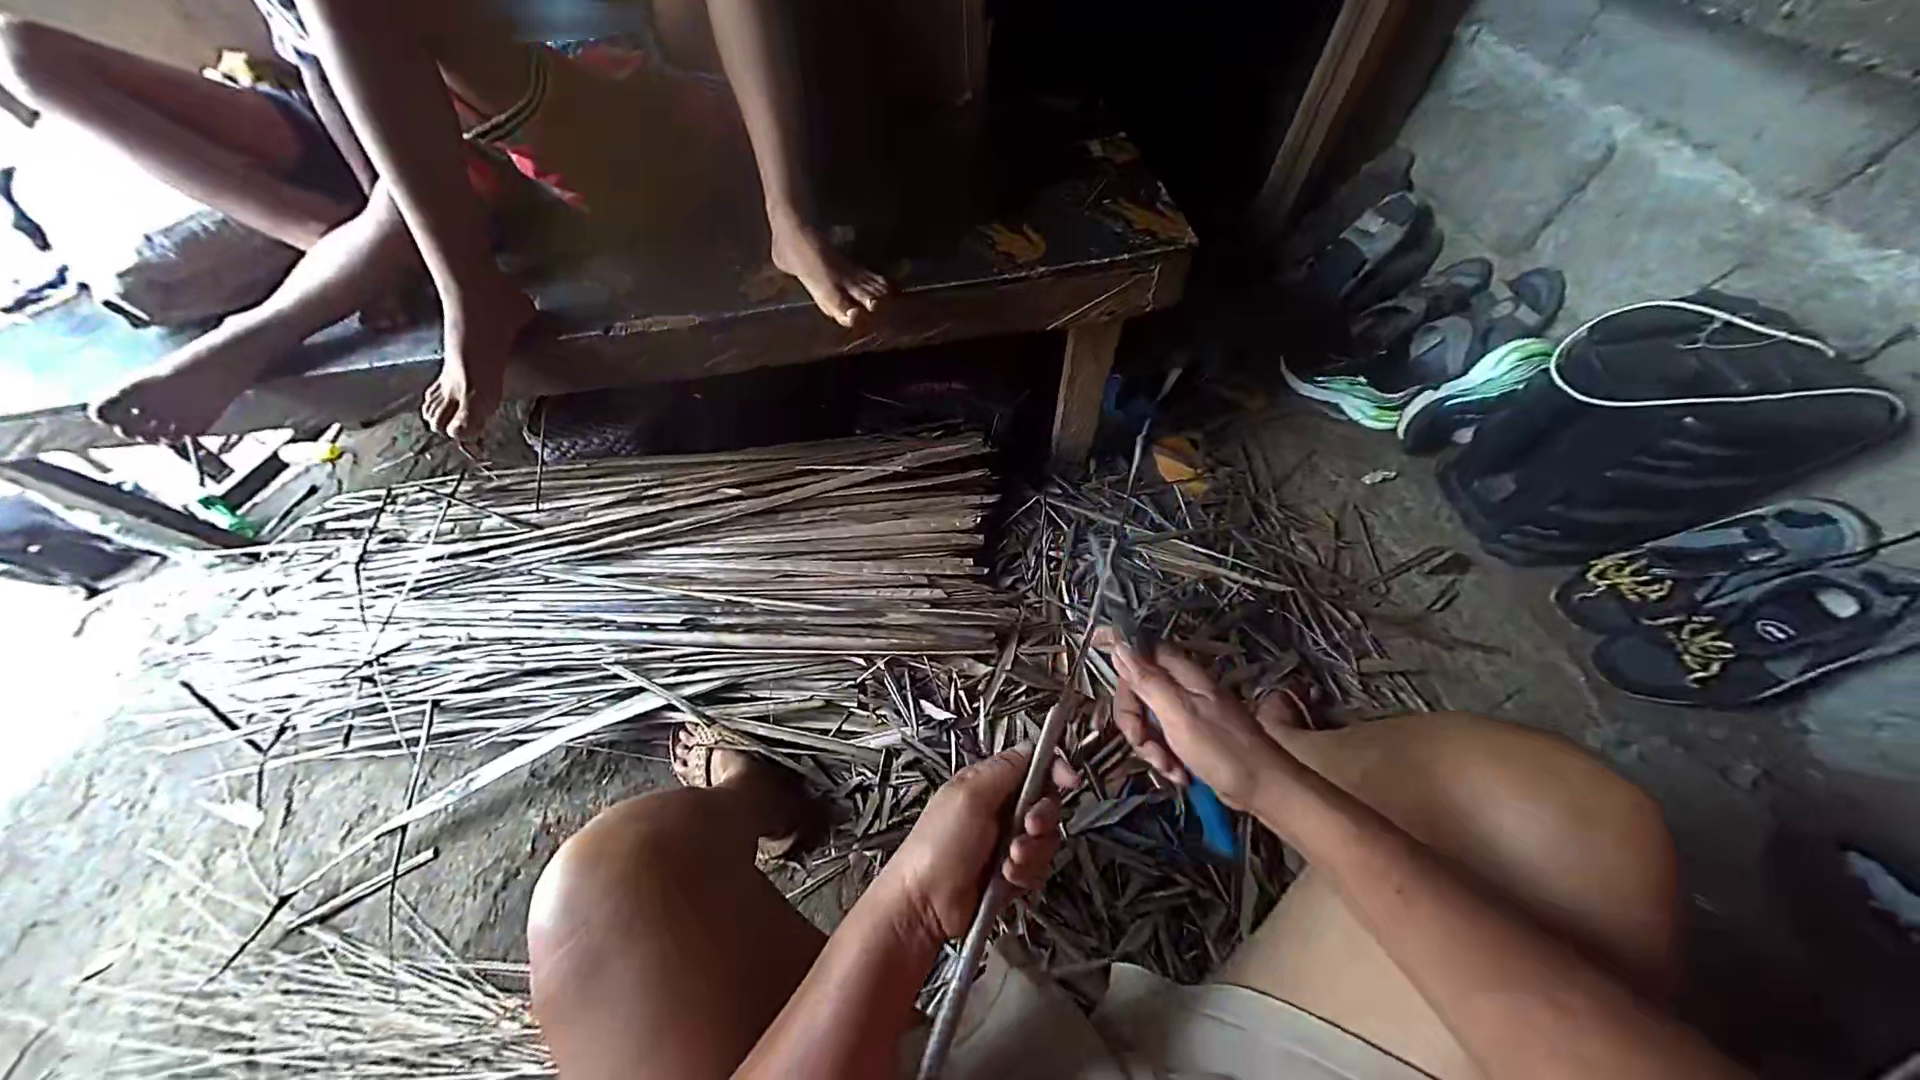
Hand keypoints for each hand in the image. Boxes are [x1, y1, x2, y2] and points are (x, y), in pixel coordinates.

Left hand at [880, 746, 1077, 943]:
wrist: (924, 905)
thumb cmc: (936, 848)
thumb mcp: (969, 796)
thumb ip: (1004, 770)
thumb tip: (1033, 749)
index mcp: (988, 782)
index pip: (1033, 764)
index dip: (1055, 769)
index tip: (1069, 780)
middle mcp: (1000, 808)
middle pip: (1046, 802)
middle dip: (1042, 817)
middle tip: (1026, 827)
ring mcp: (1006, 840)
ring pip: (1046, 837)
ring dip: (1032, 851)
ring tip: (1008, 860)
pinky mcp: (1012, 870)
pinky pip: (1039, 866)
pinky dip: (1027, 873)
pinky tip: (1006, 877)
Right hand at [1100, 632, 1300, 811]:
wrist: (1264, 790)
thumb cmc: (1223, 750)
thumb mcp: (1178, 714)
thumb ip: (1146, 680)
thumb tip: (1120, 646)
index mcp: (1181, 673)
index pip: (1140, 649)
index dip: (1119, 650)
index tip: (1095, 645)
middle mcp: (1181, 686)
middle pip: (1136, 689)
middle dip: (1134, 720)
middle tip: (1142, 742)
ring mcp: (1185, 711)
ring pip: (1145, 717)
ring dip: (1149, 745)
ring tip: (1168, 766)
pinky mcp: (1188, 735)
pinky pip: (1160, 738)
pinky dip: (1163, 757)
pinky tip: (1178, 773)